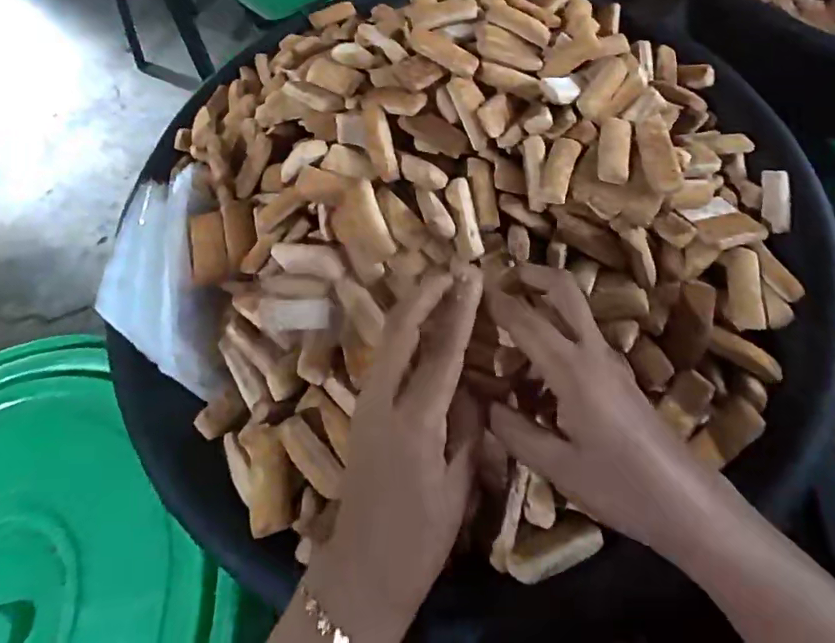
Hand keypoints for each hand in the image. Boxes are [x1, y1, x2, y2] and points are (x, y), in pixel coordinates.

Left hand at [304, 268, 483, 638]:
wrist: (362, 565)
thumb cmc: (419, 536)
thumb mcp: (456, 485)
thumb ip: (466, 428)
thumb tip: (472, 386)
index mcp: (414, 423)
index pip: (442, 354)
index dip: (459, 312)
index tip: (472, 278)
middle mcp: (383, 402)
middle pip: (402, 332)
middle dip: (426, 295)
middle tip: (452, 269)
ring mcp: (366, 402)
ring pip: (389, 340)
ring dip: (412, 308)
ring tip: (437, 285)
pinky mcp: (362, 409)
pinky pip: (386, 358)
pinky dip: (404, 332)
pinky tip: (420, 327)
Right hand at [484, 264, 715, 554]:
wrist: (688, 503)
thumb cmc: (621, 487)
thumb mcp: (557, 467)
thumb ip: (513, 429)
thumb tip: (481, 400)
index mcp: (573, 369)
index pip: (525, 318)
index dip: (494, 299)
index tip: (466, 285)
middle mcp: (592, 351)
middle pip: (563, 288)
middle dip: (529, 274)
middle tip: (496, 279)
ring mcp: (609, 359)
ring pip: (572, 310)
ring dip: (539, 304)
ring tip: (502, 334)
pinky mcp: (617, 373)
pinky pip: (579, 337)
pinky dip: (552, 334)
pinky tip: (532, 374)